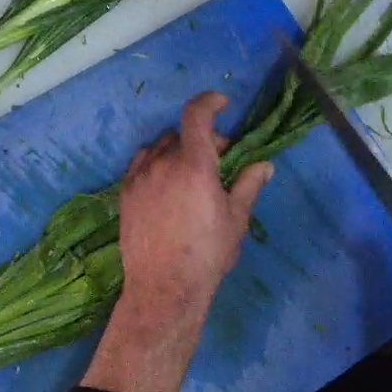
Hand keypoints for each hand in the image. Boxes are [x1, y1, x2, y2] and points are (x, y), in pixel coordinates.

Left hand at [80, 93, 273, 391]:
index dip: (210, 102)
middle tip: (219, 164)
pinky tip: (166, 185)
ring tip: (190, 176)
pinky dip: (156, 163)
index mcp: (195, 164)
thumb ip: (248, 185)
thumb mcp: (236, 219)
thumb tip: (265, 165)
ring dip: (178, 151)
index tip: (223, 104)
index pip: (198, 114)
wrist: (163, 290)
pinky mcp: (126, 192)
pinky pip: (142, 163)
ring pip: (161, 147)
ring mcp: (141, 176)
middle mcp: (164, 162)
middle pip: (183, 134)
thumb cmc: (207, 254)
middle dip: (203, 140)